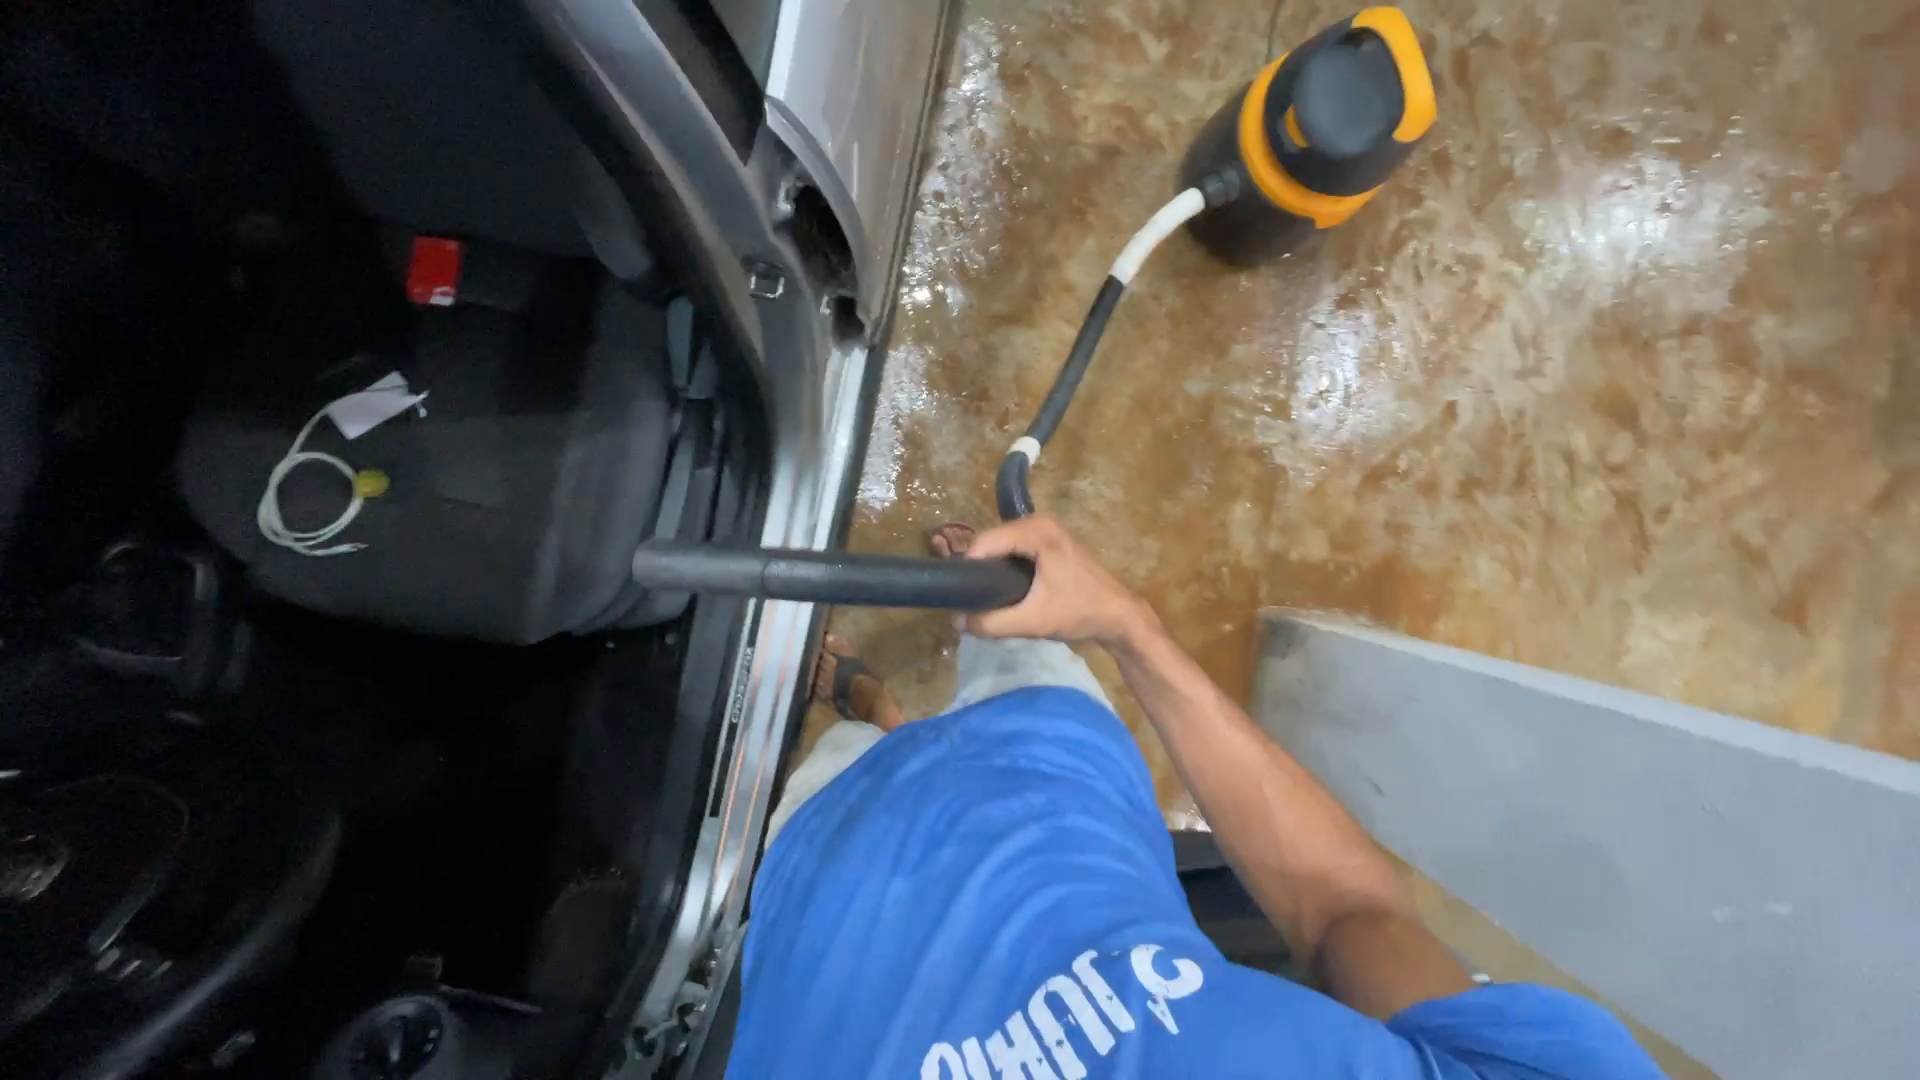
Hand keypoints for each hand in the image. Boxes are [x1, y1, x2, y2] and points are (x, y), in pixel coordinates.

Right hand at [963, 514, 1157, 647]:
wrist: (1117, 615)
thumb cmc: (1079, 613)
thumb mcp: (1033, 622)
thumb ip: (992, 623)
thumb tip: (956, 622)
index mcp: (1037, 531)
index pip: (985, 541)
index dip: (968, 566)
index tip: (960, 593)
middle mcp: (1040, 521)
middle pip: (992, 539)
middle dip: (978, 565)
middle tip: (971, 596)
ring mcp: (1046, 527)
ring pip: (1002, 542)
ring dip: (991, 564)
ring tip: (983, 593)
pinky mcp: (1049, 537)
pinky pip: (1015, 545)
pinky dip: (1005, 562)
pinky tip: (1002, 585)